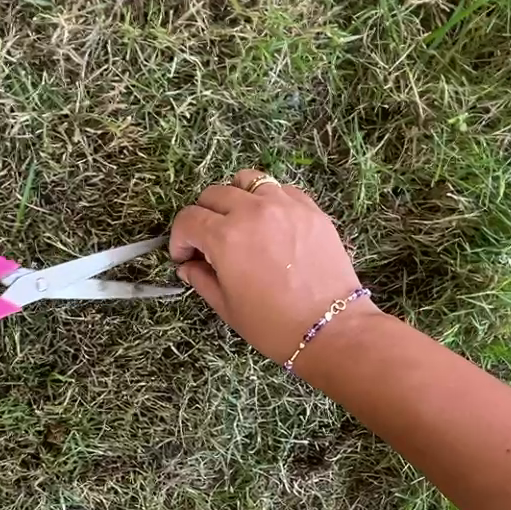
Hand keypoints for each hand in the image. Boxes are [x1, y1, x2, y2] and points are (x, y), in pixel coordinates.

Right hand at [169, 170, 372, 365]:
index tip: (185, 257)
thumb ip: (202, 279)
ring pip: (247, 181)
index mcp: (226, 237)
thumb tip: (188, 266)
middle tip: (209, 244)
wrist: (330, 328)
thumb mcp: (227, 307)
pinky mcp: (310, 208)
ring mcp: (284, 205)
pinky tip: (269, 226)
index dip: (180, 239)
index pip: (188, 219)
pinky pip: (280, 189)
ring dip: (235, 199)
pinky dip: (267, 200)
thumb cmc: (273, 324)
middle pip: (213, 194)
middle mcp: (253, 211)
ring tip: (239, 225)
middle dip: (203, 217)